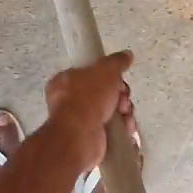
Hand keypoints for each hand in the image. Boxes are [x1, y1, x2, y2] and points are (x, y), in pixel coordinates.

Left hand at [43, 50, 133, 169]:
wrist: (81, 137)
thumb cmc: (87, 98)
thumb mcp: (106, 71)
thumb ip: (117, 61)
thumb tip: (126, 55)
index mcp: (65, 81)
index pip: (90, 74)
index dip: (108, 75)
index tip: (118, 78)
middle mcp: (70, 101)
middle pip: (104, 92)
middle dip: (120, 95)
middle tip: (123, 98)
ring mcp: (80, 122)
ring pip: (111, 111)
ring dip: (124, 112)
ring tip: (125, 114)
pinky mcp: (92, 138)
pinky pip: (112, 128)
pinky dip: (122, 127)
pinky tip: (126, 127)